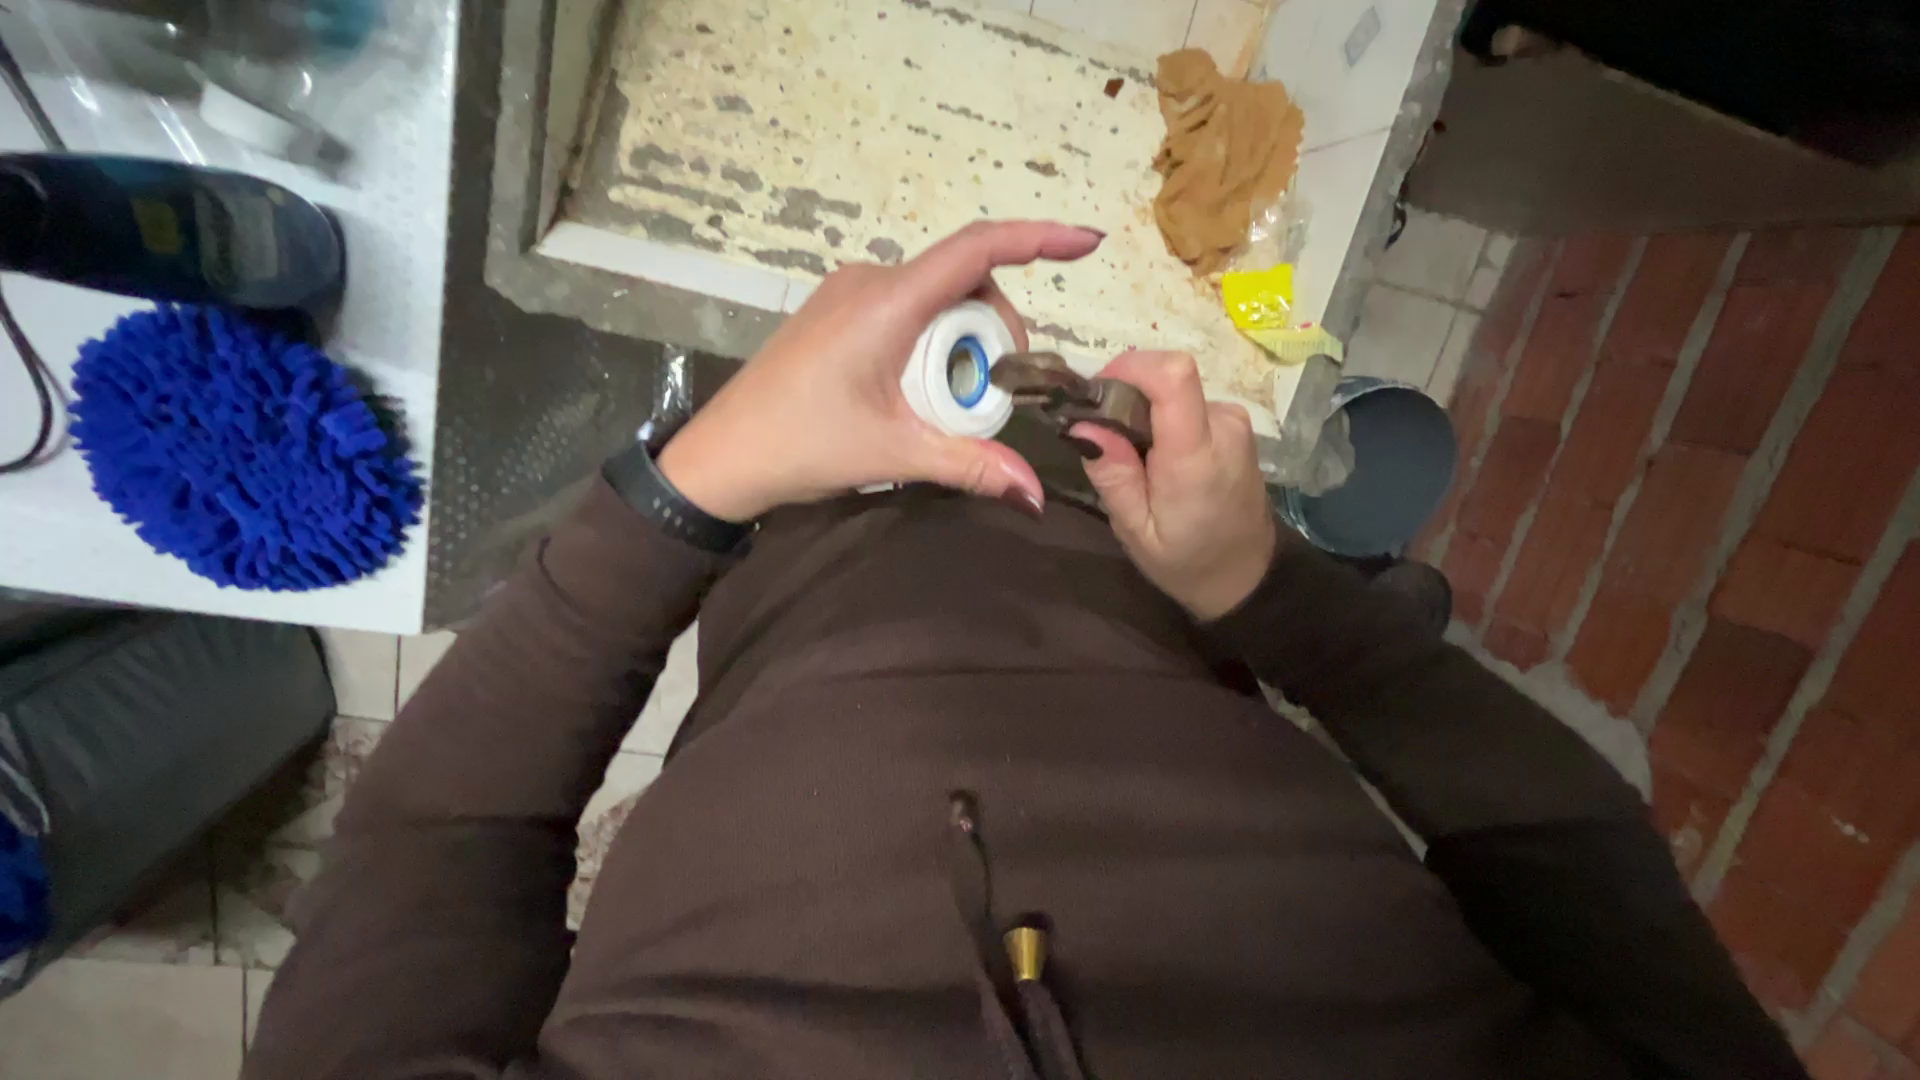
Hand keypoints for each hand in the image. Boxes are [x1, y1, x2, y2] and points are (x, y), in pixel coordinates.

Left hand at [655, 221, 1105, 520]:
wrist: (723, 456)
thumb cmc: (802, 446)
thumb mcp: (896, 453)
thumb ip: (971, 465)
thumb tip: (1037, 493)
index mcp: (888, 303)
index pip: (976, 250)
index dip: (1037, 239)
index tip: (1085, 243)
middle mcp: (870, 281)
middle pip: (963, 280)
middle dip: (995, 330)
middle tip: (996, 392)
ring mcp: (848, 292)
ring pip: (935, 295)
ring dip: (962, 338)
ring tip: (952, 399)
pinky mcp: (836, 311)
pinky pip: (905, 307)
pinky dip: (931, 338)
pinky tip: (920, 385)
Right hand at [1072, 351, 1277, 619]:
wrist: (1246, 575)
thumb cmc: (1185, 560)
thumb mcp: (1136, 530)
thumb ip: (1113, 475)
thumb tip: (1083, 425)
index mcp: (1196, 455)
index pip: (1173, 375)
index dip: (1130, 368)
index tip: (1097, 394)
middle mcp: (1223, 425)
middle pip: (1167, 377)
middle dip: (1127, 398)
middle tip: (1107, 443)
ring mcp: (1234, 421)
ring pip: (1173, 390)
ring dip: (1143, 413)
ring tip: (1133, 460)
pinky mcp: (1234, 423)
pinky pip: (1187, 402)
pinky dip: (1162, 420)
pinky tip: (1157, 459)